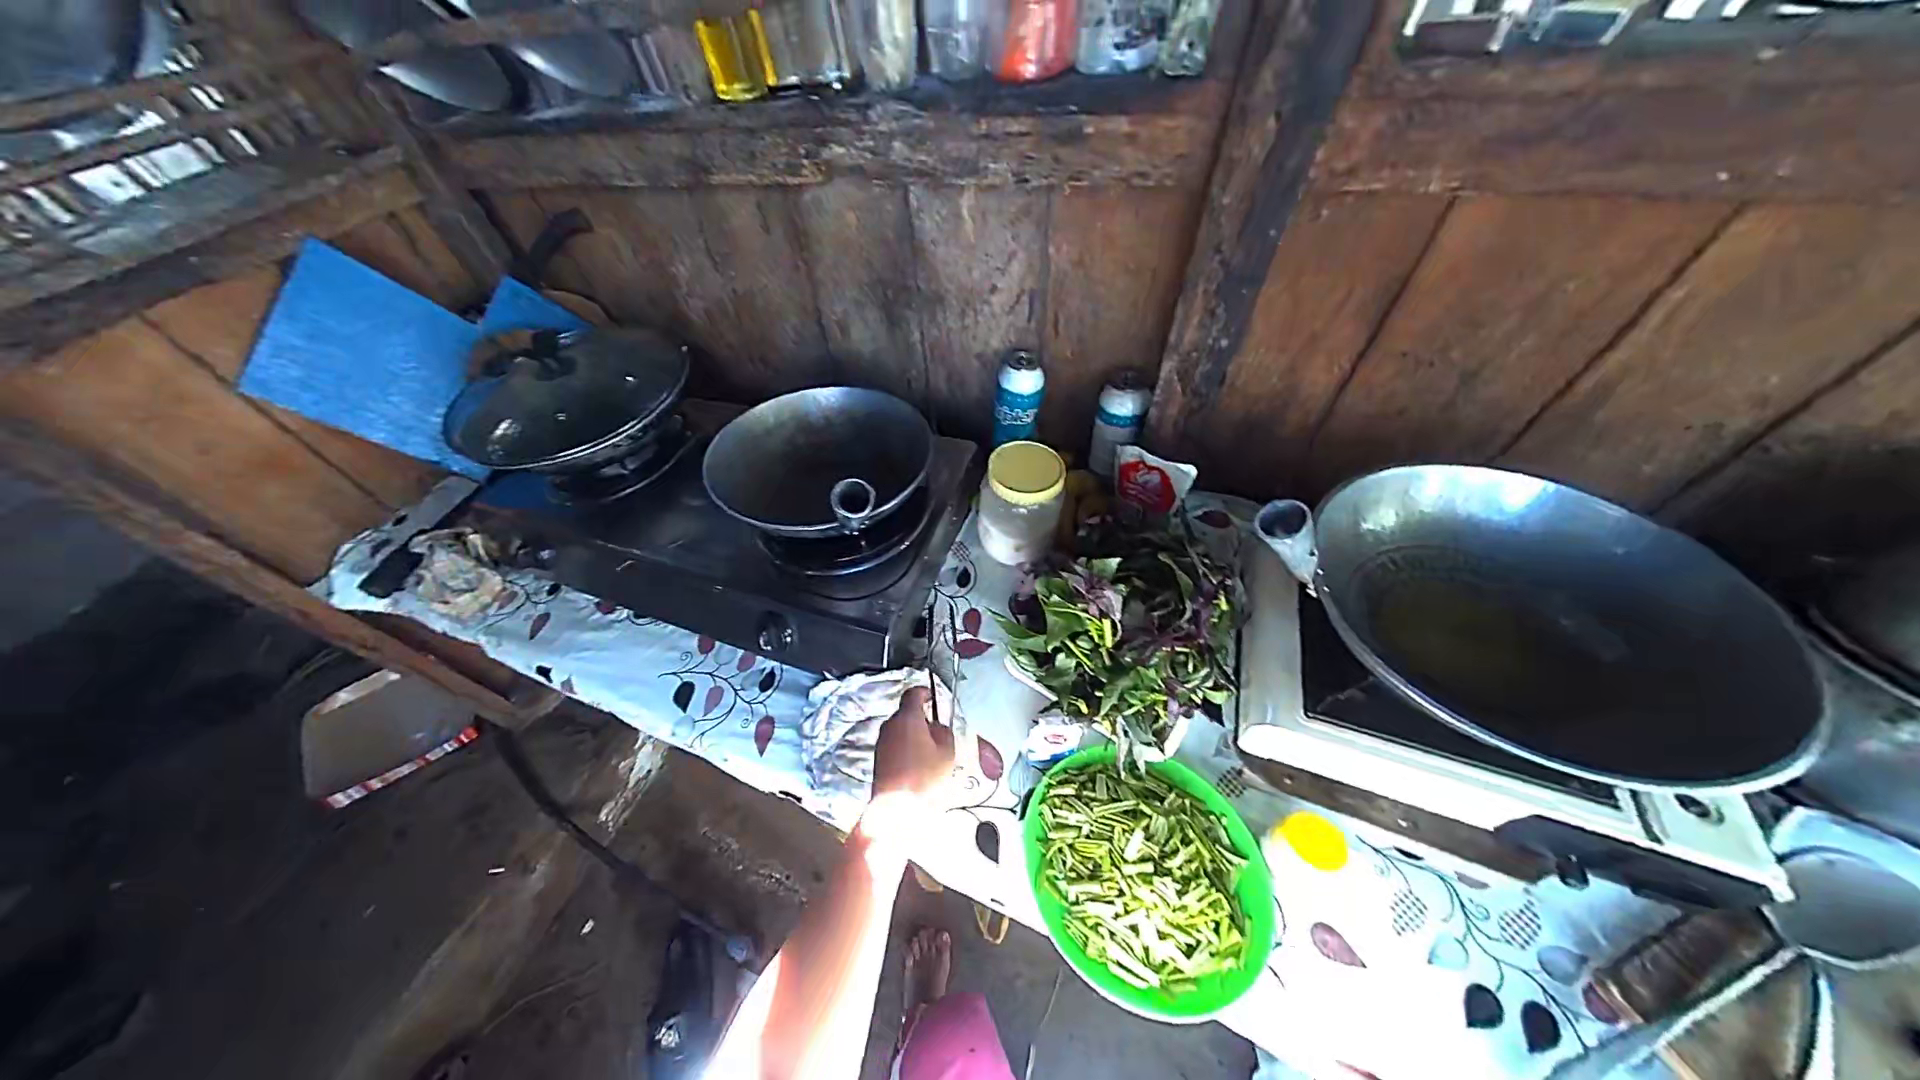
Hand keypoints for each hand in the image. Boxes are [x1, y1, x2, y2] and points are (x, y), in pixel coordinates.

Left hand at [872, 686, 954, 802]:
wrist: (895, 809)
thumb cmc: (924, 777)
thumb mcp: (947, 752)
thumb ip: (944, 733)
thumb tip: (937, 728)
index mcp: (907, 717)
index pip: (913, 693)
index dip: (924, 692)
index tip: (932, 696)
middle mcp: (890, 726)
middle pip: (907, 714)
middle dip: (922, 719)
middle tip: (938, 733)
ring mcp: (882, 743)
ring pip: (901, 731)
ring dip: (914, 736)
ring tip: (931, 754)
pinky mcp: (879, 760)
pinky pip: (895, 746)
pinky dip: (906, 750)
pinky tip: (918, 767)